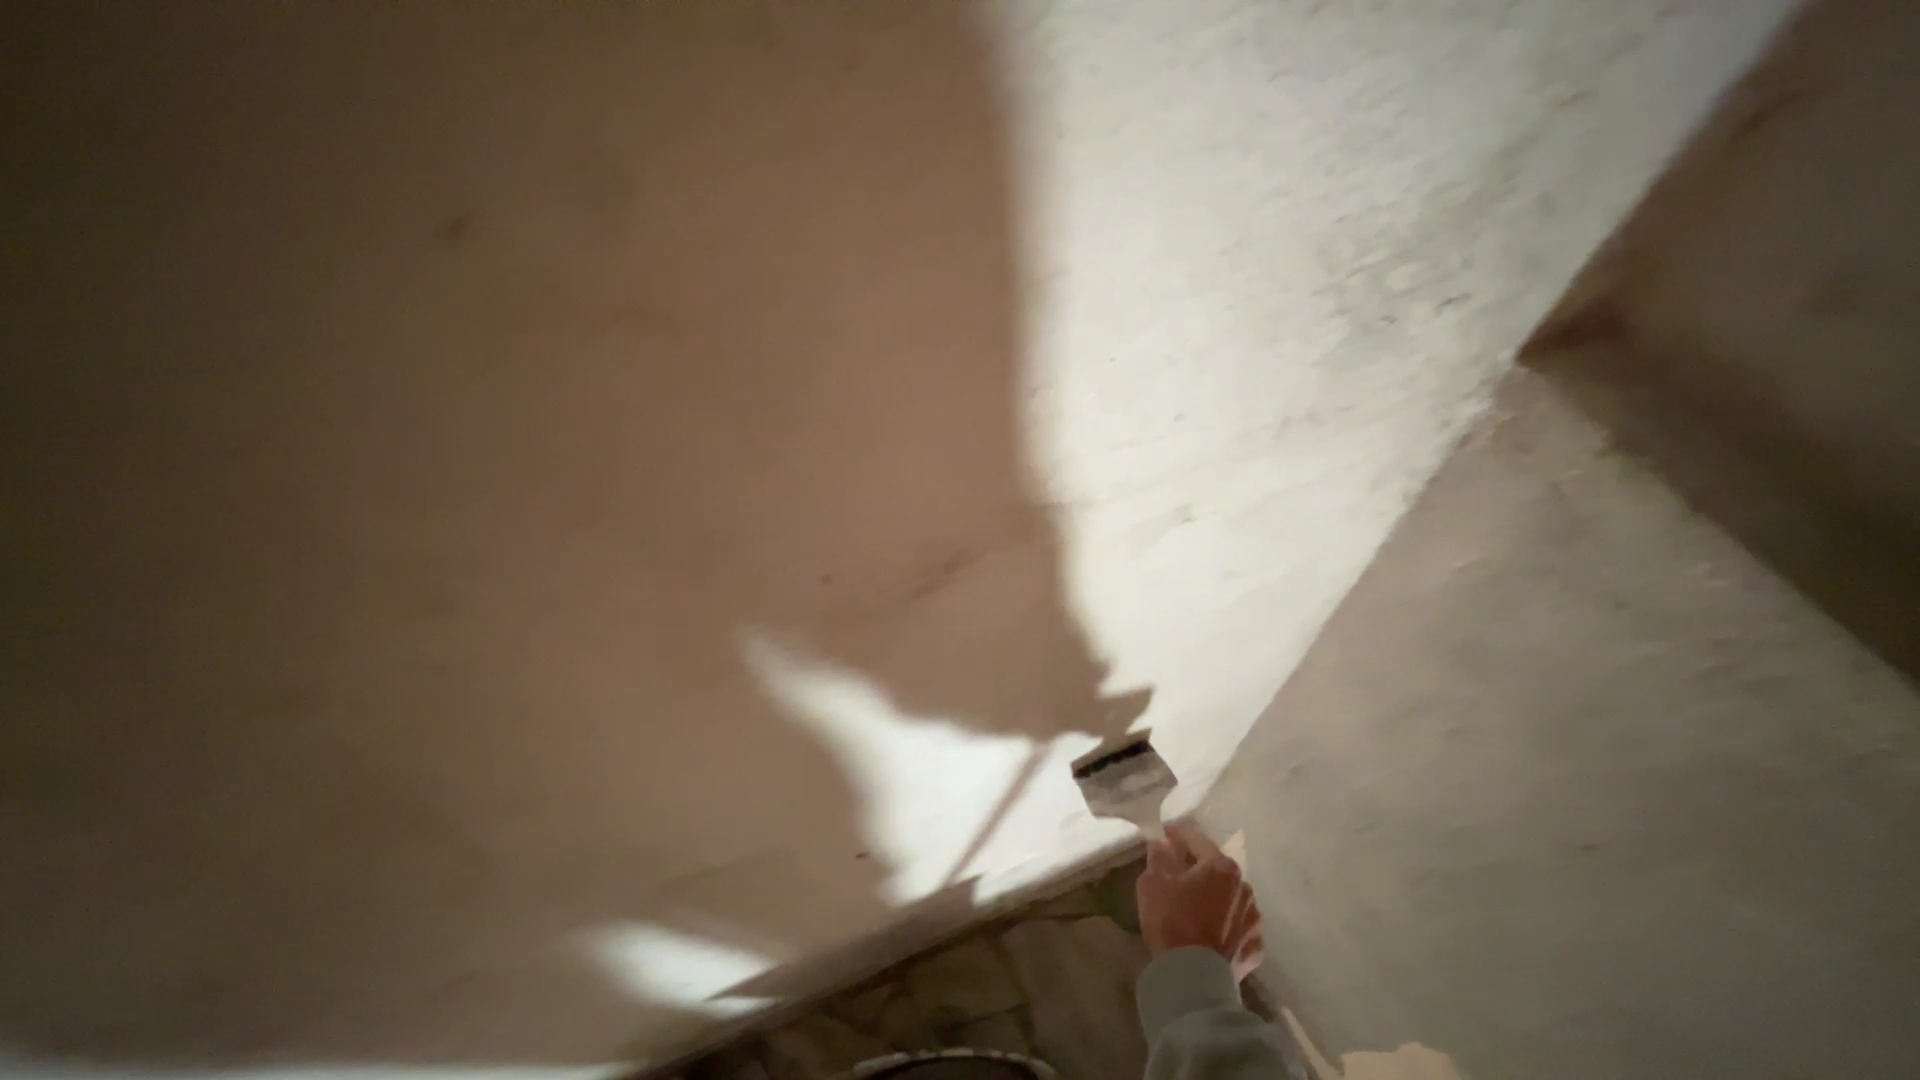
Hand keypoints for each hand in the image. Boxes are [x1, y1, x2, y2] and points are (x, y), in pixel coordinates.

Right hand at [1136, 823, 1263, 982]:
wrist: (1194, 979)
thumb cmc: (1171, 921)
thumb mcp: (1152, 883)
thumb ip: (1158, 857)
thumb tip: (1161, 844)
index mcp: (1220, 867)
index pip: (1197, 840)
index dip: (1179, 833)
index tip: (1166, 831)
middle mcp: (1244, 887)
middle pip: (1217, 869)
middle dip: (1199, 866)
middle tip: (1179, 868)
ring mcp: (1253, 918)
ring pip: (1231, 898)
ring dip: (1216, 896)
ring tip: (1197, 902)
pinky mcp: (1254, 947)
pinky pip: (1237, 927)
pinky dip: (1226, 924)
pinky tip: (1213, 930)